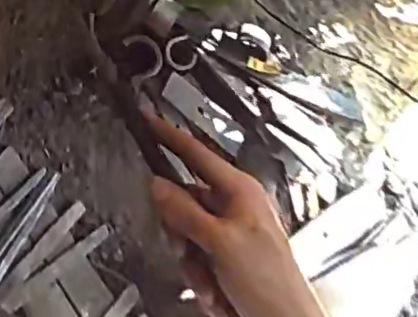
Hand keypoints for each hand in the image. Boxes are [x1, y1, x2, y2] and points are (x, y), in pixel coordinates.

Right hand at [145, 110, 325, 316]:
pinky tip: (218, 298)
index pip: (196, 153)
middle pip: (186, 202)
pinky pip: (199, 260)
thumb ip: (186, 212)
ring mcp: (232, 235)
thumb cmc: (270, 285)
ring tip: (211, 286)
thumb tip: (157, 185)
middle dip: (182, 234)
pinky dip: (202, 281)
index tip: (148, 120)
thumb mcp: (221, 244)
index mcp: (239, 190)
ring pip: (189, 235)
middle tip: (186, 253)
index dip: (169, 136)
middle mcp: (235, 207)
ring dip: (193, 265)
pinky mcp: (230, 262)